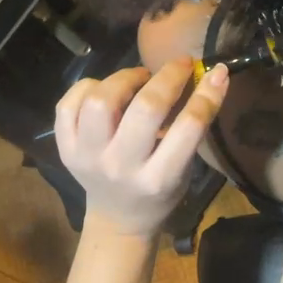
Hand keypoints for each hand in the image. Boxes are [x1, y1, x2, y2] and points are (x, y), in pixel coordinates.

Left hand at [52, 59, 228, 236]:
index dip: (207, 94)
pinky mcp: (65, 148)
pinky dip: (89, 87)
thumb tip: (212, 76)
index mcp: (159, 178)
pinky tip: (106, 89)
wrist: (117, 217)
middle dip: (168, 78)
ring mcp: (88, 157)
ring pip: (101, 101)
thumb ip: (192, 129)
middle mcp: (122, 168)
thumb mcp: (184, 169)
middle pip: (145, 109)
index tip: (217, 71)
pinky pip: (68, 105)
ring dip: (125, 78)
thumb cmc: (160, 191)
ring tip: (139, 77)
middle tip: (179, 65)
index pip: (188, 127)